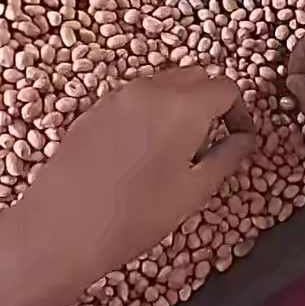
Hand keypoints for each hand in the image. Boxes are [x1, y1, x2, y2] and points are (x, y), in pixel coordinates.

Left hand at [9, 67, 258, 279]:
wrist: (59, 229)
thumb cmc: (137, 215)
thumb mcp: (193, 190)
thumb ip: (226, 157)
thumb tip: (245, 140)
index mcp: (184, 105)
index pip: (226, 89)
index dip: (240, 112)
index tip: (239, 139)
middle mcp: (151, 89)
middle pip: (195, 76)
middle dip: (211, 102)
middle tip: (211, 141)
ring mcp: (117, 96)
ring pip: (163, 84)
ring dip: (180, 104)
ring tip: (176, 148)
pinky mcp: (93, 110)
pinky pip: (134, 98)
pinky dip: (150, 112)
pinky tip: (141, 151)